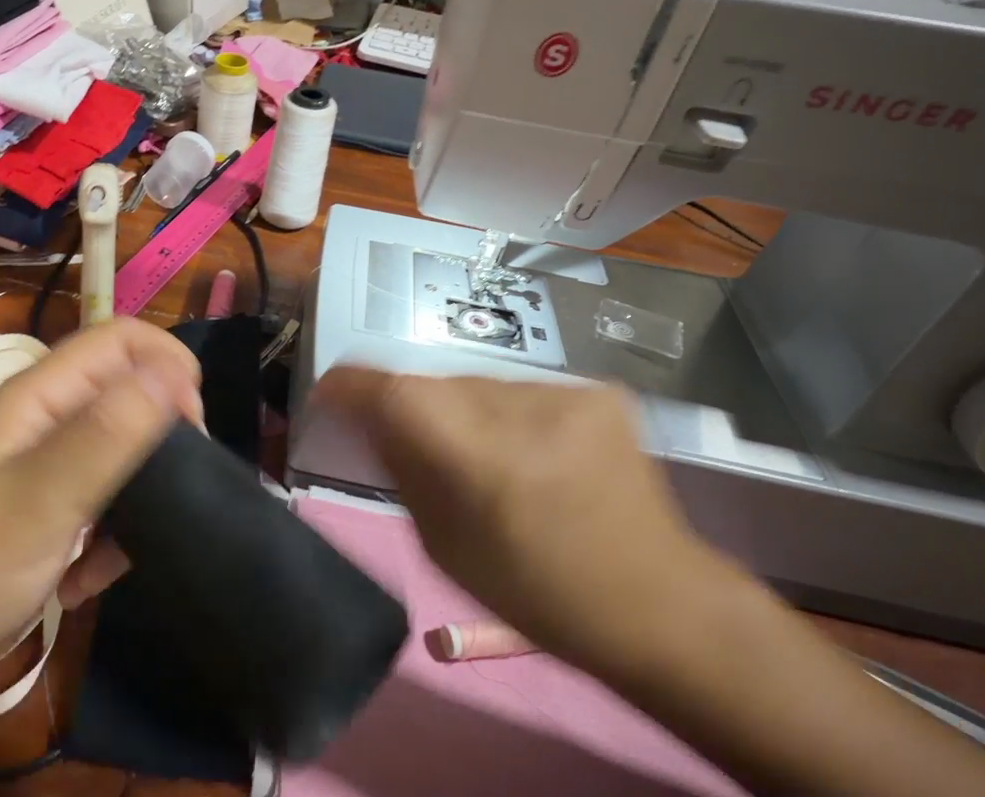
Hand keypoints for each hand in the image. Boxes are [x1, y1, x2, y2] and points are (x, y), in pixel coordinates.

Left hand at [0, 318, 202, 681]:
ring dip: (140, 498)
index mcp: (37, 398)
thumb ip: (106, 433)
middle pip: (128, 394)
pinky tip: (88, 577)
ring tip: (125, 547)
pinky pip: (109, 501)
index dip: (165, 364)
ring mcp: (49, 467)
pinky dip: (112, 537)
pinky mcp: (55, 509)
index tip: (193, 425)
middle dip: (162, 439)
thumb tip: (174, 371)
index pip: (119, 340)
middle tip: (178, 488)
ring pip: (125, 453)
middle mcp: (45, 421)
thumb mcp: (41, 499)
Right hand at [307, 367, 721, 672]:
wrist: (655, 600)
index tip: (330, 396)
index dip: (349, 385)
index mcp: (473, 452)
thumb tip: (374, 424)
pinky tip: (529, 453)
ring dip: (462, 410)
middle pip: (433, 383)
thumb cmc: (533, 591)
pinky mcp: (598, 391)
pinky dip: (507, 415)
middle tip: (411, 445)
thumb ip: (404, 471)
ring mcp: (564, 391)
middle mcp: (516, 404)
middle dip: (411, 407)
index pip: (389, 388)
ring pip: (477, 384)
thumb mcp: (441, 544)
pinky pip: (521, 391)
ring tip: (481, 457)